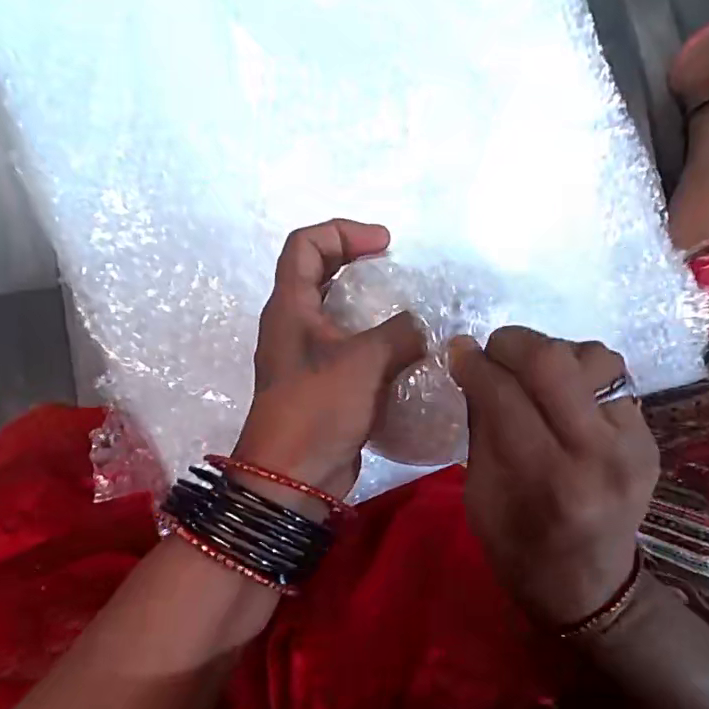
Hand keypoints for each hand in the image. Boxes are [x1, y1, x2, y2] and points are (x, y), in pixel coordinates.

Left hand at [231, 219, 425, 510]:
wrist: (295, 476)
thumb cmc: (318, 408)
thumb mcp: (364, 361)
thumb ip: (399, 333)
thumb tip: (420, 329)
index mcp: (289, 307)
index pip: (305, 244)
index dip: (344, 232)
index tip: (385, 244)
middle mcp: (291, 327)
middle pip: (318, 275)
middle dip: (355, 262)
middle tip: (394, 268)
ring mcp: (304, 360)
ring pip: (334, 316)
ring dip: (367, 308)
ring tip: (405, 313)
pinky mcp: (320, 388)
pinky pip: (347, 353)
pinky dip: (372, 346)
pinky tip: (402, 356)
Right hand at [448, 328, 658, 626]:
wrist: (589, 586)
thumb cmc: (520, 552)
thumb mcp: (480, 500)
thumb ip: (481, 430)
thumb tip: (473, 369)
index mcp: (547, 480)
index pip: (505, 396)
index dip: (475, 365)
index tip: (457, 352)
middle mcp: (598, 454)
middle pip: (554, 362)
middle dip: (512, 344)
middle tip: (492, 352)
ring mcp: (633, 442)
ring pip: (593, 357)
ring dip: (552, 354)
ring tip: (530, 374)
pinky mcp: (649, 437)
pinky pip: (613, 378)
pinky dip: (580, 375)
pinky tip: (562, 395)